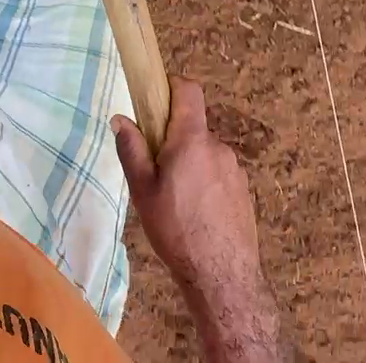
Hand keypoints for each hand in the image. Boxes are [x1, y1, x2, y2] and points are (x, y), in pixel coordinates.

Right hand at [115, 79, 279, 362]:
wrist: (223, 277)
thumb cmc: (176, 229)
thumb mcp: (142, 190)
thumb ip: (131, 150)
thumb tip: (121, 118)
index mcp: (191, 139)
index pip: (188, 90)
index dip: (172, 87)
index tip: (155, 100)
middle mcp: (218, 146)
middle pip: (192, 127)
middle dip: (174, 139)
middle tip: (156, 170)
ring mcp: (235, 169)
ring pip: (205, 153)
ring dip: (190, 163)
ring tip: (175, 200)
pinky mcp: (244, 191)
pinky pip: (219, 174)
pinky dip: (206, 183)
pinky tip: (196, 214)